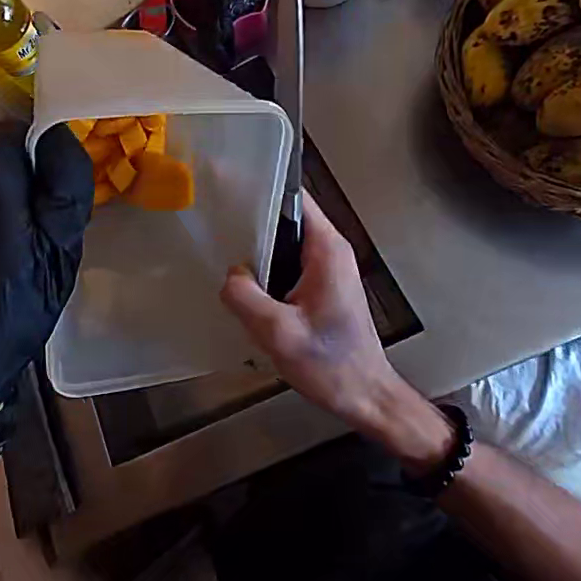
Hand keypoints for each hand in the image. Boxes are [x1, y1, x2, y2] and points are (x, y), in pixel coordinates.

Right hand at [219, 192, 453, 473]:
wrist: (365, 396)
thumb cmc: (330, 364)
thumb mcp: (278, 333)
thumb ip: (246, 298)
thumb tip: (230, 274)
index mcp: (326, 249)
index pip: (295, 197)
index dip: (262, 187)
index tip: (228, 184)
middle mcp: (331, 250)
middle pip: (288, 216)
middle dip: (253, 217)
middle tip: (215, 218)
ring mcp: (329, 268)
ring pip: (287, 242)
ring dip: (259, 246)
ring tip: (223, 248)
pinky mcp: (323, 286)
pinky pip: (290, 263)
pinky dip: (268, 267)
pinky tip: (244, 282)